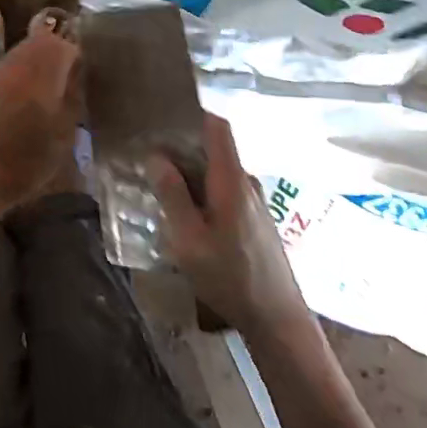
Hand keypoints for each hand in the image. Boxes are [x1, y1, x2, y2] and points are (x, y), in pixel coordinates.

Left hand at [0, 31, 79, 213]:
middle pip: (43, 43)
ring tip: (49, 98)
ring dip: (39, 68)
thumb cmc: (28, 156)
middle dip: (59, 61)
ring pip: (24, 55)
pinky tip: (25, 106)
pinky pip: (9, 71)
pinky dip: (21, 80)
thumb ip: (74, 97)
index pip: (68, 46)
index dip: (79, 63)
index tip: (86, 85)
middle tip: (70, 89)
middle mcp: (17, 59)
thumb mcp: (66, 130)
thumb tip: (78, 78)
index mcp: (42, 65)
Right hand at [146, 114, 309, 334]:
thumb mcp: (189, 240)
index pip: (218, 127)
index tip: (167, 108)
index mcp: (231, 180)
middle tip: (149, 147)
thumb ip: (173, 196)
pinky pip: (224, 188)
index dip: (195, 111)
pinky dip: (203, 188)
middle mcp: (246, 183)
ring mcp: (254, 201)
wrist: (277, 318)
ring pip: (218, 170)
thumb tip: (156, 157)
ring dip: (192, 169)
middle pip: (215, 147)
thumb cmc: (230, 277)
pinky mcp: (255, 219)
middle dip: (183, 143)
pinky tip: (184, 207)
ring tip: (160, 176)